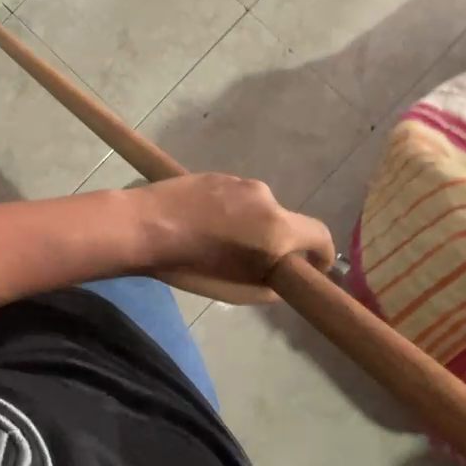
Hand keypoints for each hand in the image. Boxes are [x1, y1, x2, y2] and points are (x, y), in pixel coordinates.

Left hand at [138, 174, 335, 304]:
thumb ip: (274, 283)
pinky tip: (204, 222)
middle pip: (286, 220)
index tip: (313, 268)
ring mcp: (237, 181)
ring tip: (221, 240)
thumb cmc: (192, 266)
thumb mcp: (240, 292)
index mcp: (278, 227)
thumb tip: (282, 276)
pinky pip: (233, 195)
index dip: (323, 255)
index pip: (321, 235)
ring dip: (251, 223)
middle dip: (278, 240)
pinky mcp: (212, 173)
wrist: (143, 226)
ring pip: (257, 206)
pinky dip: (229, 210)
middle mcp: (265, 197)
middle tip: (254, 259)